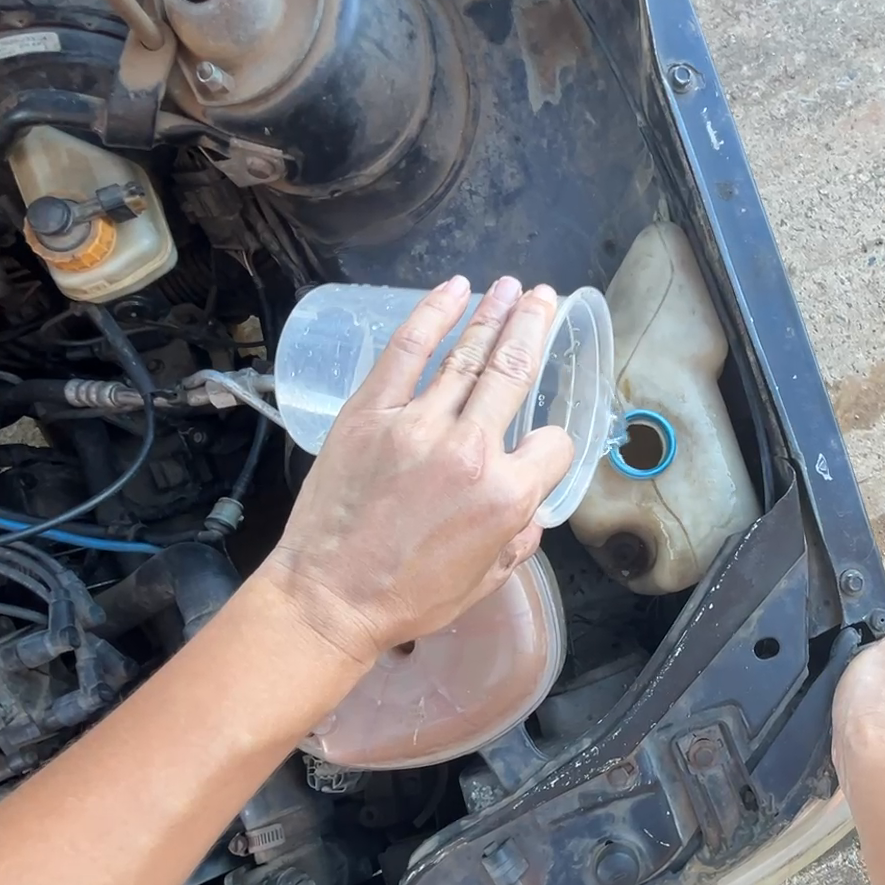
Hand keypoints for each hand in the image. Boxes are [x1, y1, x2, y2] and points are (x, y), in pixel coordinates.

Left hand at [265, 276, 573, 667]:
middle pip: (515, 374)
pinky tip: (455, 290)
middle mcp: (471, 450)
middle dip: (536, 329)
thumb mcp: (486, 580)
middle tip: (546, 298)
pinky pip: (407, 351)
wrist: (330, 596)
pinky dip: (432, 315)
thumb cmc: (411, 597)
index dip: (554, 446)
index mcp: (507, 495)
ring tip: (515, 287)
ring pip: (468, 356)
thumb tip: (531, 513)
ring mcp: (418, 424)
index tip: (540, 447)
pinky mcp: (370, 411)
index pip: (554, 444)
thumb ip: (521, 540)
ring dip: (495, 314)